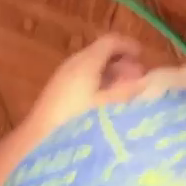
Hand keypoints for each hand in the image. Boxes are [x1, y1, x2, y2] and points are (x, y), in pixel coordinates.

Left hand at [24, 34, 147, 138]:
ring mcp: (64, 79)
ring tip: (126, 93)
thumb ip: (128, 91)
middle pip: (102, 53)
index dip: (129, 46)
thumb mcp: (107, 107)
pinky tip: (106, 106)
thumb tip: (148, 80)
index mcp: (86, 61)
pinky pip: (84, 80)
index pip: (111, 41)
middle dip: (122, 63)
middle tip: (139, 78)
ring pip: (93, 68)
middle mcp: (74, 64)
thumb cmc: (77, 121)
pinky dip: (99, 85)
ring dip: (111, 76)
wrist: (37, 144)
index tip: (144, 56)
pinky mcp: (58, 94)